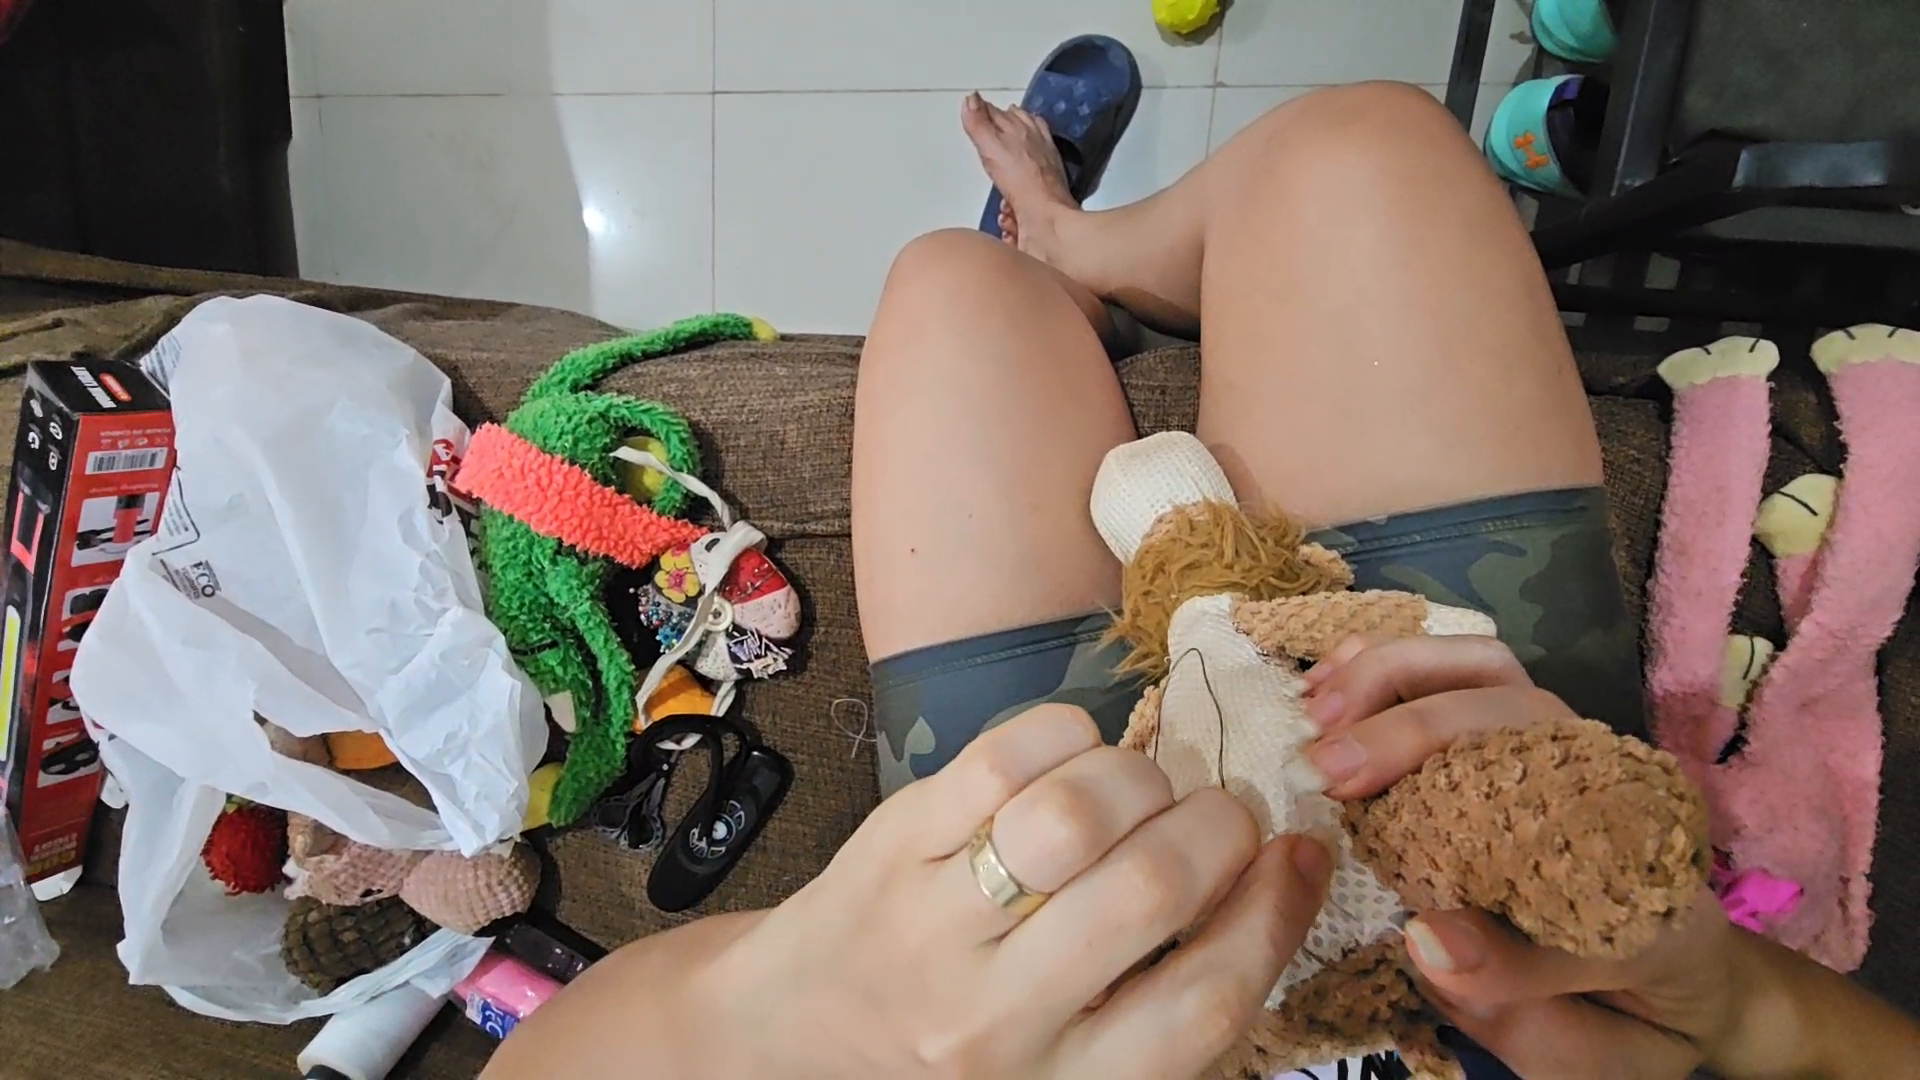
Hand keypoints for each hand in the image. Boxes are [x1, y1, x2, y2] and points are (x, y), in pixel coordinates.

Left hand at [686, 704, 1331, 1078]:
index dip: (1273, 913)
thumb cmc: (953, 1032)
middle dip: (1213, 823)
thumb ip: (1151, 982)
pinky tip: (1072, 749)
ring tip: (1140, 783)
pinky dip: (1062, 732)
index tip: (1297, 848)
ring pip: (1071, 815)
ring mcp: (937, 918)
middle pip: (1148, 889)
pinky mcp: (896, 840)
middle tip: (1220, 805)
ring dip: (1135, 777)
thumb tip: (1263, 866)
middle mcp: (999, 1012)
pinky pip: (998, 759)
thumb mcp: (1059, 1052)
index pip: (1203, 1005)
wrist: (804, 1018)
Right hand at [1296, 634, 1755, 1078]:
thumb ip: (1514, 987)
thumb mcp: (1586, 1036)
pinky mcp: (1498, 725)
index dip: (1422, 753)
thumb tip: (1420, 936)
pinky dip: (1377, 659)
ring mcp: (1542, 735)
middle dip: (1391, 708)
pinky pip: (1446, 666)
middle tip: (1314, 755)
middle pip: (1495, 685)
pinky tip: (1326, 683)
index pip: (1528, 760)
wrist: (1668, 979)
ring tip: (1310, 707)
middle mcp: (1583, 764)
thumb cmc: (1613, 1007)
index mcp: (1619, 837)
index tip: (1337, 787)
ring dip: (1379, 670)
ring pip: (1472, 661)